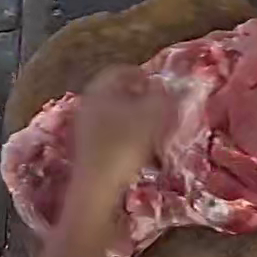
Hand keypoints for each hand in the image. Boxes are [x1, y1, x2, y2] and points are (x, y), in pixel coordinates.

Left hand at [73, 65, 167, 195]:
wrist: (99, 186)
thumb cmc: (125, 145)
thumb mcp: (152, 116)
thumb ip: (163, 96)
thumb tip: (170, 86)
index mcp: (100, 90)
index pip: (122, 70)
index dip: (145, 74)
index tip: (163, 84)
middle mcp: (90, 104)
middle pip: (119, 93)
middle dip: (143, 98)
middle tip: (163, 106)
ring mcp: (87, 127)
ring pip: (118, 114)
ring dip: (139, 119)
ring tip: (158, 131)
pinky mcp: (91, 148)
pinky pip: (115, 133)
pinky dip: (132, 136)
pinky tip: (147, 151)